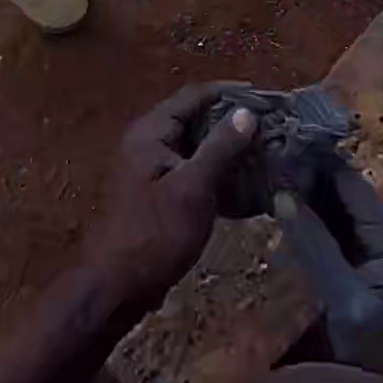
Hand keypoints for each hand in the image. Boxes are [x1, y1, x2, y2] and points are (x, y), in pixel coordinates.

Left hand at [81, 84, 255, 314]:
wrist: (115, 290)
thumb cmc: (155, 234)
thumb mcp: (193, 188)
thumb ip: (220, 147)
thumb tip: (246, 112)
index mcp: (151, 132)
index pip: (194, 96)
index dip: (229, 92)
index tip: (263, 97)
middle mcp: (147, 142)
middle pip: (195, 118)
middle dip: (230, 121)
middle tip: (267, 126)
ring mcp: (150, 168)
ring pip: (195, 145)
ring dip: (225, 148)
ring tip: (261, 152)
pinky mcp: (157, 192)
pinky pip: (191, 169)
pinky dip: (215, 171)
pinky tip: (241, 184)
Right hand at [275, 166, 382, 382]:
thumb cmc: (379, 352)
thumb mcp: (346, 300)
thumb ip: (316, 246)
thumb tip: (284, 195)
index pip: (352, 184)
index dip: (318, 164)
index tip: (282, 147)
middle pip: (346, 195)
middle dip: (311, 179)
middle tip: (271, 164)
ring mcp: (381, 253)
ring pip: (341, 213)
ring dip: (311, 198)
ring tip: (273, 180)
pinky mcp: (368, 270)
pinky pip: (340, 234)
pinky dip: (316, 222)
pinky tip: (289, 214)